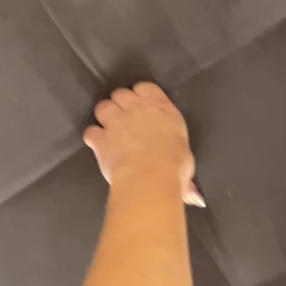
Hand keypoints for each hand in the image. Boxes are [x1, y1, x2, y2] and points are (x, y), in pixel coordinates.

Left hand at [84, 82, 204, 206]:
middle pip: (120, 94)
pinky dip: (94, 138)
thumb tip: (194, 197)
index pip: (145, 87)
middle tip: (125, 119)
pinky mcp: (100, 138)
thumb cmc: (175, 165)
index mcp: (161, 107)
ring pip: (102, 107)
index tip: (142, 105)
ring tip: (110, 130)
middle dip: (120, 104)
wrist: (150, 176)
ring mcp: (115, 121)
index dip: (140, 95)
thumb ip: (181, 165)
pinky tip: (99, 146)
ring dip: (105, 116)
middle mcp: (136, 108)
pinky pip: (91, 132)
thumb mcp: (185, 158)